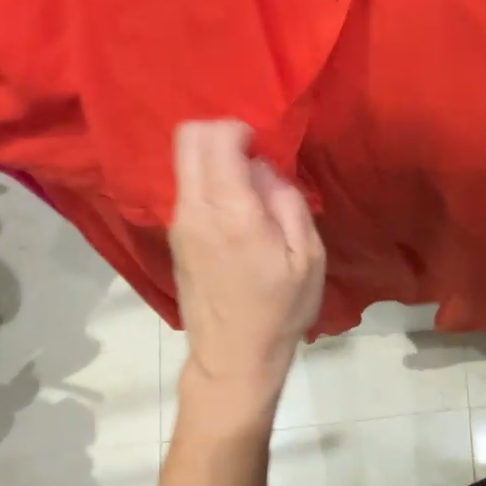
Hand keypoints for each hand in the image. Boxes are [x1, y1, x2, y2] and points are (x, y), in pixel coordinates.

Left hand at [169, 120, 325, 420]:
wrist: (235, 356)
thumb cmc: (281, 309)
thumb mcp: (308, 257)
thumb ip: (288, 203)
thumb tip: (266, 172)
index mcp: (232, 211)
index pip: (216, 139)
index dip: (242, 130)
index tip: (268, 149)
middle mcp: (195, 209)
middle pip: (188, 139)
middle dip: (222, 135)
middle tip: (256, 158)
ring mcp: (179, 223)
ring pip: (185, 163)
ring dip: (217, 162)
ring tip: (254, 191)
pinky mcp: (176, 238)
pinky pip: (189, 189)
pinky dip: (211, 184)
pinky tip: (240, 214)